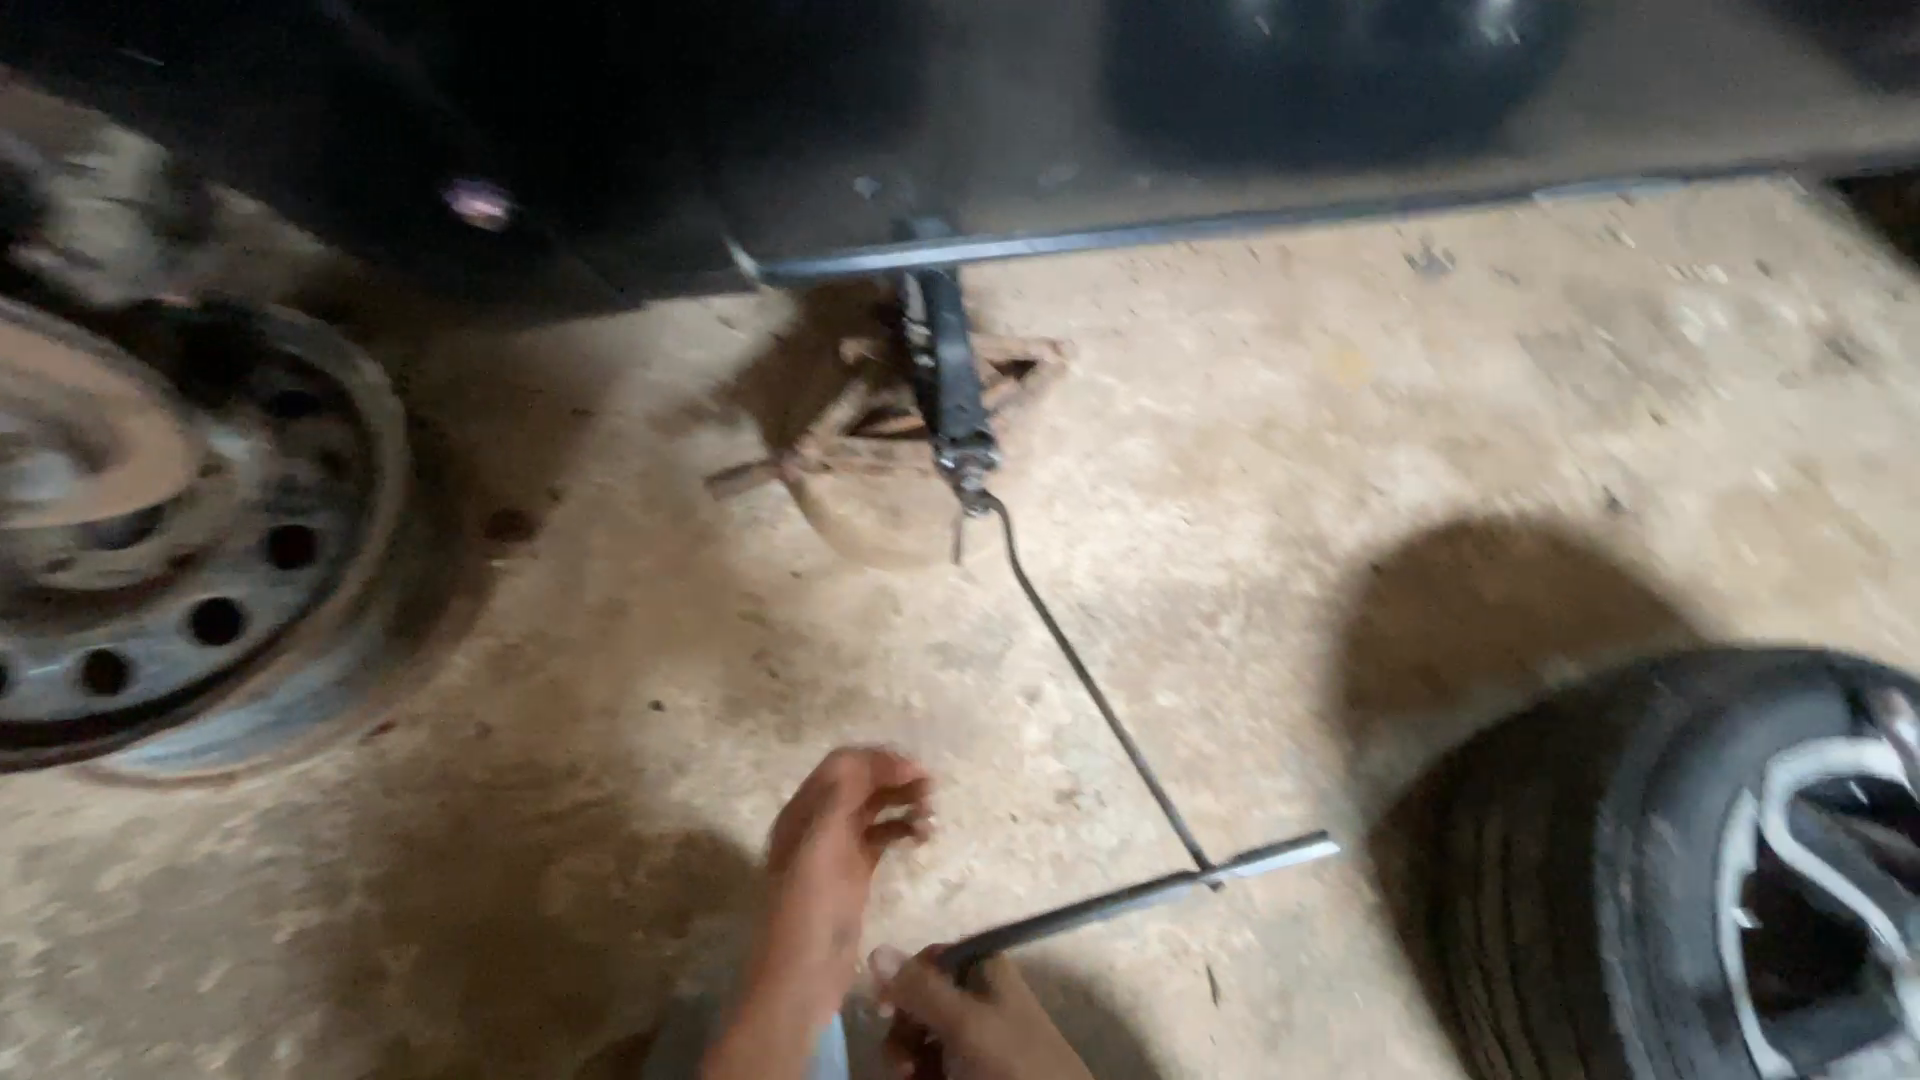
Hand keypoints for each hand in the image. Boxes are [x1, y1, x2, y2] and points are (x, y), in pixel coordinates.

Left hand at [746, 747, 933, 1027]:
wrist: (800, 983)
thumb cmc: (805, 915)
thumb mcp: (817, 852)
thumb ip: (839, 802)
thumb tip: (866, 761)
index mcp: (802, 812)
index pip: (843, 766)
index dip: (878, 761)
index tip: (915, 770)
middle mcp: (819, 822)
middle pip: (862, 782)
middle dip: (895, 778)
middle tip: (931, 791)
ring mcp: (838, 847)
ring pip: (876, 807)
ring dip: (904, 802)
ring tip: (932, 815)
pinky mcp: (856, 870)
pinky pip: (883, 835)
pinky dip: (904, 829)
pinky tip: (923, 836)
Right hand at [871, 945, 1094, 1079]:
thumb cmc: (1012, 1062)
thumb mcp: (965, 1022)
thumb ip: (920, 988)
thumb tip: (874, 949)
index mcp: (981, 967)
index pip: (929, 957)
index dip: (903, 979)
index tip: (883, 1008)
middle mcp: (976, 993)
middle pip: (919, 998)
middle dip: (903, 1028)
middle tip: (902, 1059)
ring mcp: (973, 1033)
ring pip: (920, 1034)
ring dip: (906, 1055)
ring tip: (910, 1077)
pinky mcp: (971, 1066)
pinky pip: (931, 1061)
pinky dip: (920, 1072)